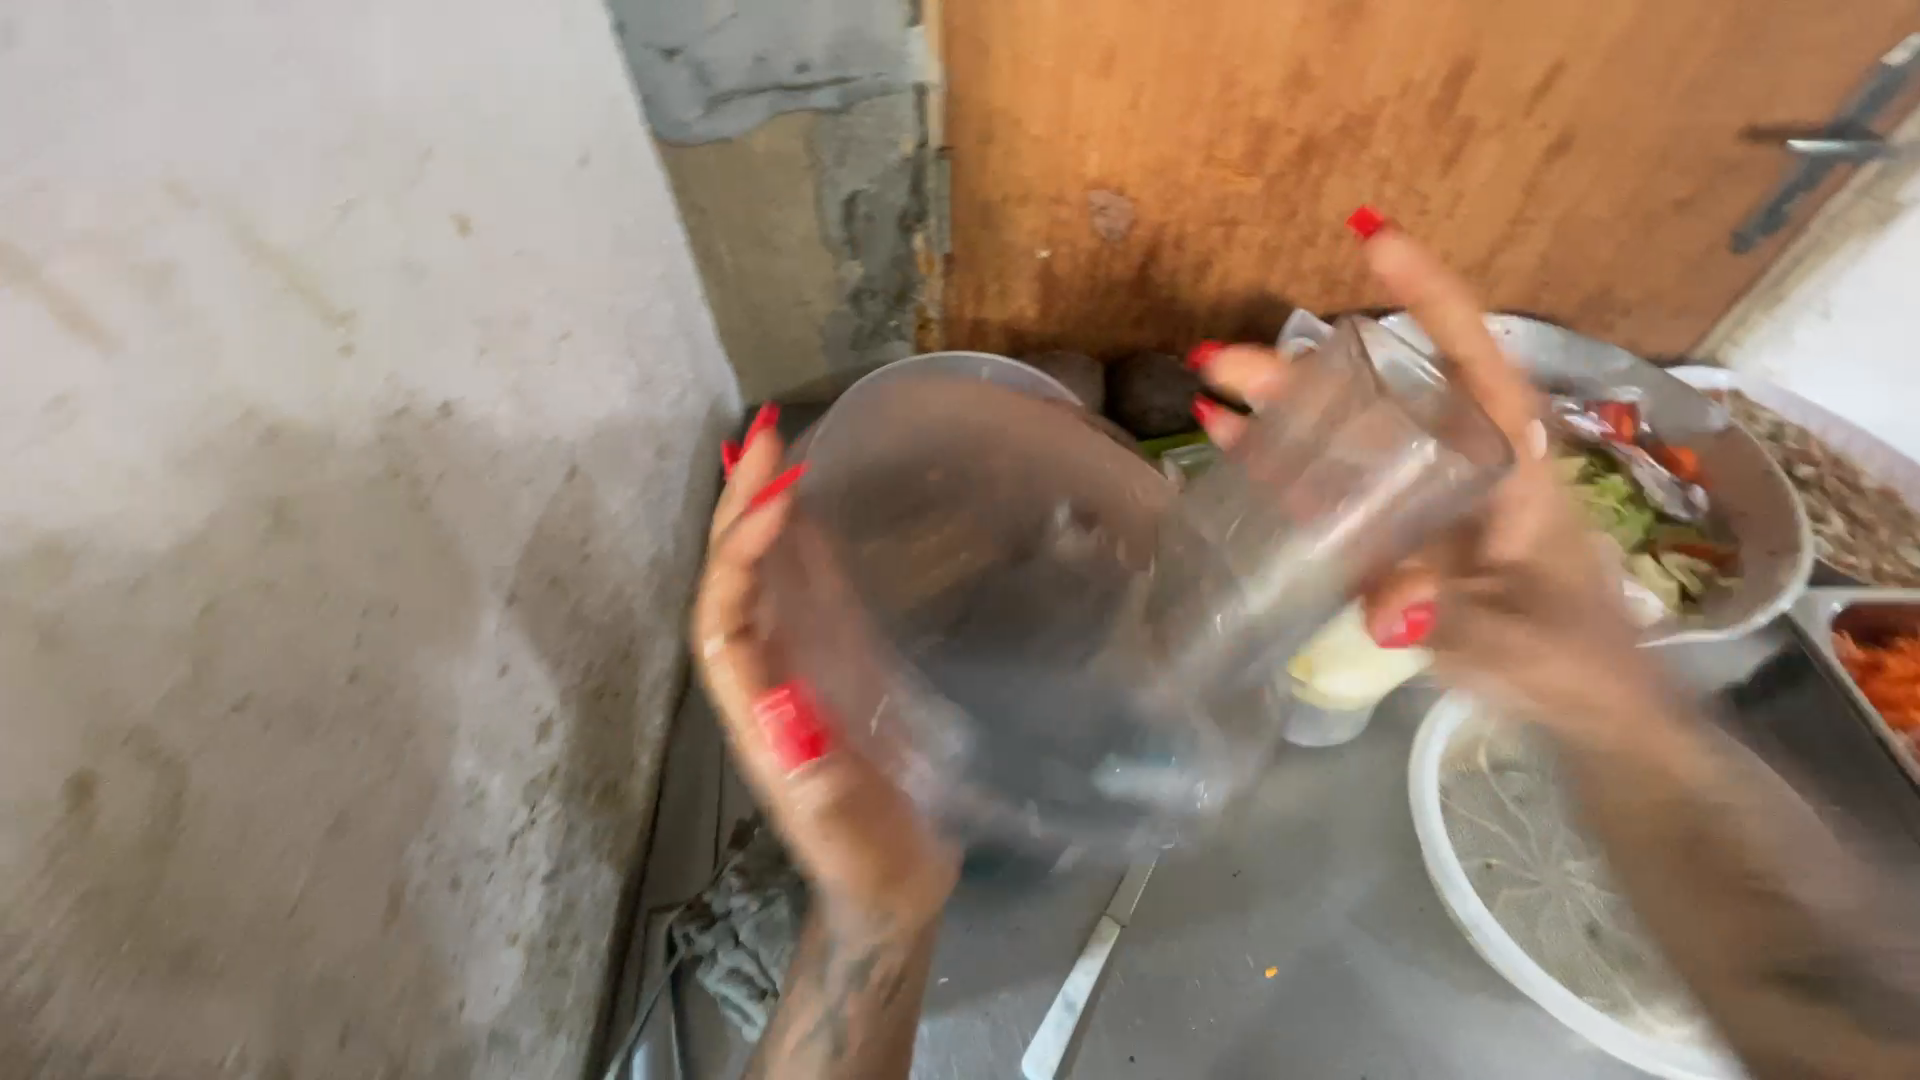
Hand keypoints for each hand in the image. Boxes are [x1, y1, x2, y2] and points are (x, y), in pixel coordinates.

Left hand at [692, 406, 959, 933]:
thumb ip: (812, 775)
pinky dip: (802, 543)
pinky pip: (806, 591)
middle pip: (733, 579)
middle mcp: (766, 674)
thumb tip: (784, 706)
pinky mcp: (833, 662)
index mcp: (756, 709)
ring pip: (764, 575)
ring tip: (782, 449)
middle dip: (741, 508)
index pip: (724, 616)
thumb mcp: (842, 828)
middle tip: (767, 436)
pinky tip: (814, 504)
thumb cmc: (868, 858)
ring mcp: (799, 663)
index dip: (741, 556)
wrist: (891, 879)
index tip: (780, 499)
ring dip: (765, 511)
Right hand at [1189, 218, 1659, 729]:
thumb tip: (1386, 603)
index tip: (1374, 242)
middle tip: (1220, 359)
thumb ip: (1448, 613)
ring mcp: (1411, 498)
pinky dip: (1275, 465)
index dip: (1426, 297)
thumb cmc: (1565, 654)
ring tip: (1206, 388)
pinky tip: (1229, 445)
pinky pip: (1322, 489)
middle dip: (1299, 370)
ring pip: (1338, 436)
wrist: (1577, 700)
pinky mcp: (1380, 533)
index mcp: (1506, 463)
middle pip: (1375, 397)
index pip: (1470, 360)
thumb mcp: (1509, 635)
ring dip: (1273, 411)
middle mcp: (1453, 464)